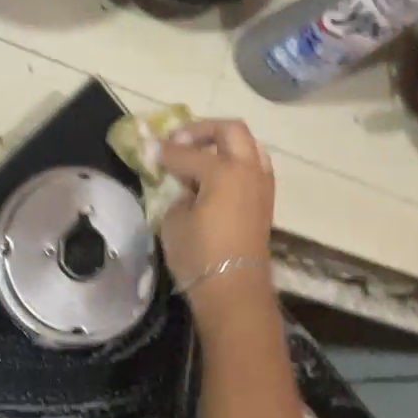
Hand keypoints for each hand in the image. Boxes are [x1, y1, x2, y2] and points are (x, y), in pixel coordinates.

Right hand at [157, 119, 277, 327]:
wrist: (233, 286)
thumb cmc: (198, 255)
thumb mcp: (174, 223)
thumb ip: (179, 196)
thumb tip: (187, 190)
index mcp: (222, 171)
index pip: (188, 153)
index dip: (167, 151)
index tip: (152, 150)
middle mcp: (247, 168)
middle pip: (230, 131)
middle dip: (203, 130)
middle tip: (181, 140)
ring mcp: (261, 182)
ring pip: (248, 145)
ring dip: (224, 143)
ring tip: (202, 156)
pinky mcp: (265, 199)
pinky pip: (253, 165)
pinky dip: (235, 161)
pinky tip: (218, 176)